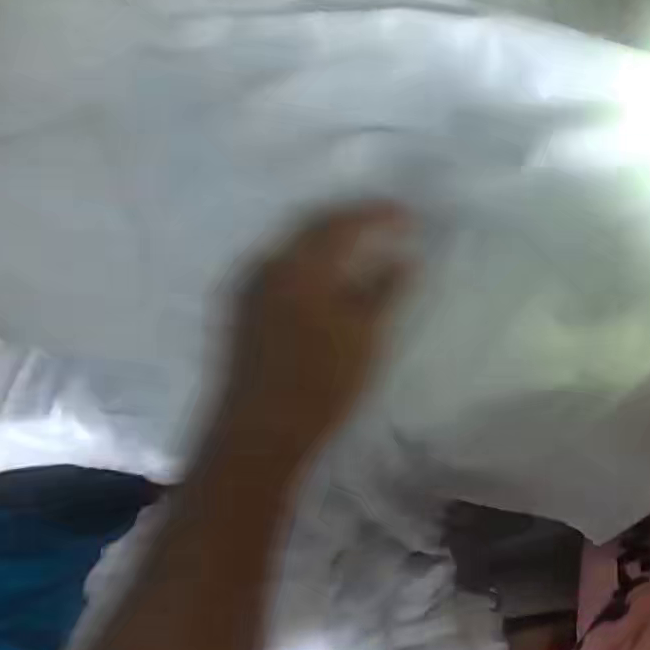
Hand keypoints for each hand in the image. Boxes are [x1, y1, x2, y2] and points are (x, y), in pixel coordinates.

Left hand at [219, 203, 415, 438]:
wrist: (259, 435)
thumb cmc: (321, 383)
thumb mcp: (365, 335)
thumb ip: (386, 290)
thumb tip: (404, 259)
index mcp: (297, 268)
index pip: (340, 223)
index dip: (376, 214)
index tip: (408, 214)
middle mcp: (266, 267)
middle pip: (311, 226)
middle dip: (351, 218)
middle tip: (387, 221)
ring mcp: (247, 288)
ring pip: (294, 244)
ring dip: (329, 237)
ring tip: (363, 243)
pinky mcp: (241, 310)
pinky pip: (282, 264)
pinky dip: (312, 258)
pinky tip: (329, 273)